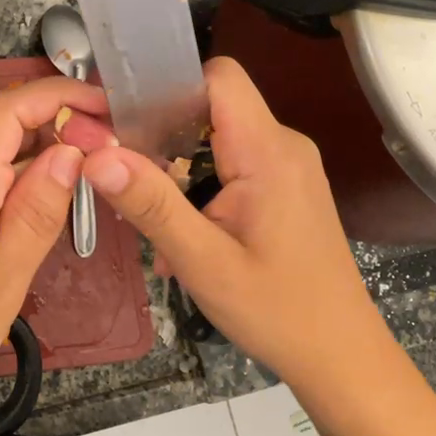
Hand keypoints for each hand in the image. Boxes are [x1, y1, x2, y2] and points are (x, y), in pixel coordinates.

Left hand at [0, 78, 108, 422]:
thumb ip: (36, 215)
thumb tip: (71, 151)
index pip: (8, 109)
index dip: (60, 95)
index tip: (109, 108)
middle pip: (2, 121)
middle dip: (60, 120)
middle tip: (114, 149)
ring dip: (43, 147)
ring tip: (93, 172)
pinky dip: (20, 172)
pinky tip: (48, 199)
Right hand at [80, 58, 386, 389]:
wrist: (341, 359)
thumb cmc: (277, 312)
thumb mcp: (203, 261)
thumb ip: (150, 203)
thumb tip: (93, 154)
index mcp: (268, 151)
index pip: (217, 76)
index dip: (167, 84)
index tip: (119, 115)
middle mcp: (282, 145)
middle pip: (208, 105)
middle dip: (158, 131)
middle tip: (117, 170)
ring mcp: (285, 165)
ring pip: (213, 135)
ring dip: (173, 164)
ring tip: (145, 208)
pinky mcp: (283, 186)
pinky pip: (228, 161)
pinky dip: (195, 182)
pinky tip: (178, 227)